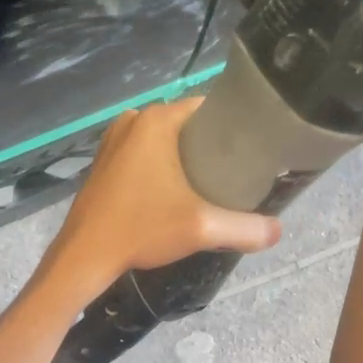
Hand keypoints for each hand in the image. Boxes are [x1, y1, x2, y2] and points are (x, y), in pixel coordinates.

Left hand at [39, 97, 281, 295]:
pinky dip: (161, 166)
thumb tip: (277, 230)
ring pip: (164, 140)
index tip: (252, 150)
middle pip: (187, 124)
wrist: (84, 255)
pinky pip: (143, 153)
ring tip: (210, 185)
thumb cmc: (141, 230)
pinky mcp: (103, 161)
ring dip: (185, 158)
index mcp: (156, 120)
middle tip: (236, 174)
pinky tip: (175, 192)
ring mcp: (113, 140)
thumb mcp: (201, 228)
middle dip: (210, 145)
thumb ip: (245, 228)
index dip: (233, 126)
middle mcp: (132, 120)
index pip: (208, 107)